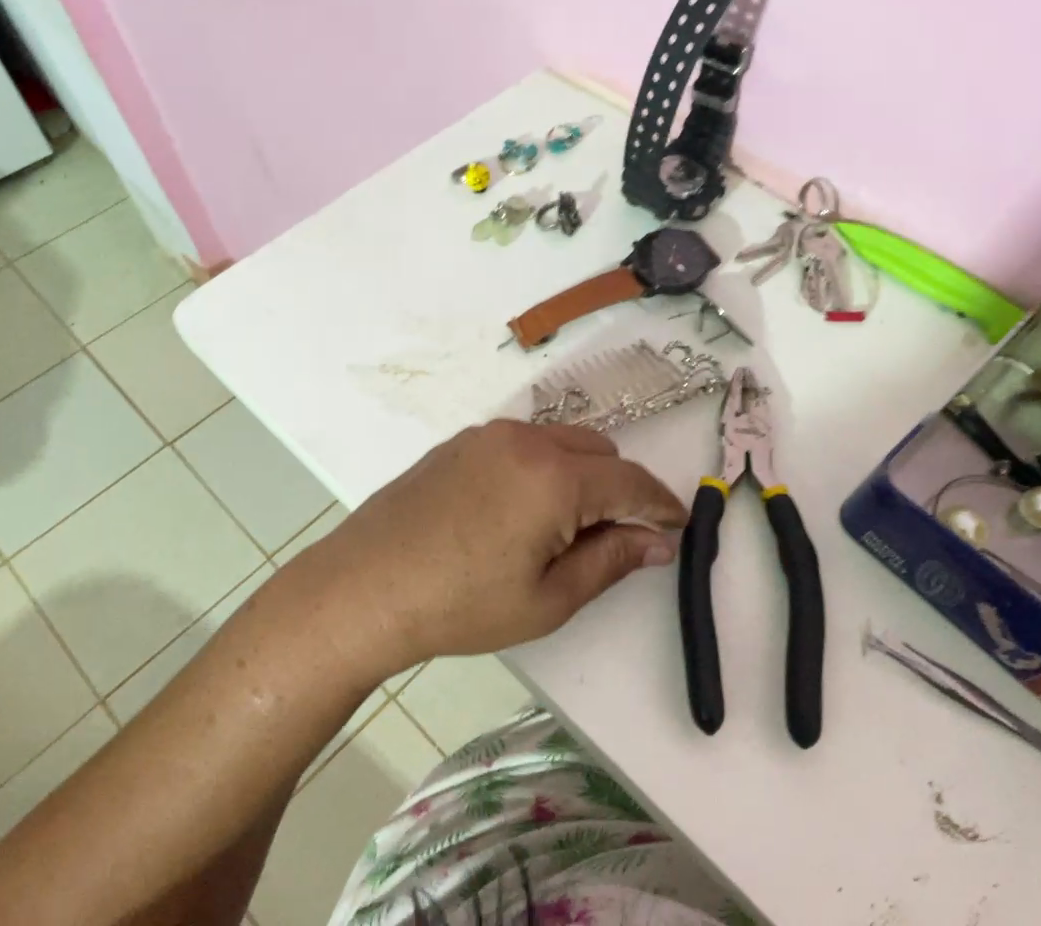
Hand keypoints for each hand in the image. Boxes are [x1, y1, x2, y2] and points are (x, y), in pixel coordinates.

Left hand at [288, 420, 688, 680]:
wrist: (363, 588)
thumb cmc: (460, 605)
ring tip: (561, 531)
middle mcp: (524, 440)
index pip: (631, 482)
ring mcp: (486, 436)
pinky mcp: (458, 443)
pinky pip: (521, 445)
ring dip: (579, 476)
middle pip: (599, 451)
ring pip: (559, 443)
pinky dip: (540, 469)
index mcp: (554, 477)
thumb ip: (611, 560)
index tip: (677, 528)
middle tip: (612, 540)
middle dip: (619, 489)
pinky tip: (516, 514)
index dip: (661, 506)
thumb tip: (658, 541)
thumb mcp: (548, 598)